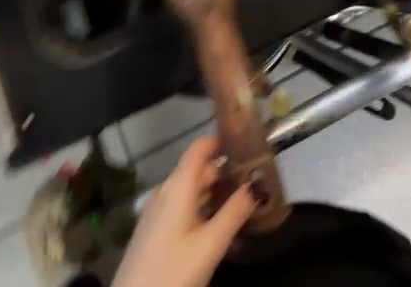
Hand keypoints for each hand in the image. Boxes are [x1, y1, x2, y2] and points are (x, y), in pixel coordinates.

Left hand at [113, 136, 258, 286]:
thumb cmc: (173, 270)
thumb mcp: (210, 245)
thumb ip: (234, 213)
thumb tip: (256, 185)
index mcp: (178, 186)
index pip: (200, 148)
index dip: (222, 140)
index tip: (247, 142)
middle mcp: (166, 191)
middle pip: (198, 170)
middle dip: (226, 173)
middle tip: (256, 181)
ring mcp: (157, 211)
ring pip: (191, 192)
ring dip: (216, 195)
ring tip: (243, 206)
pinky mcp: (154, 230)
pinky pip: (182, 209)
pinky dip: (203, 210)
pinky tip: (218, 229)